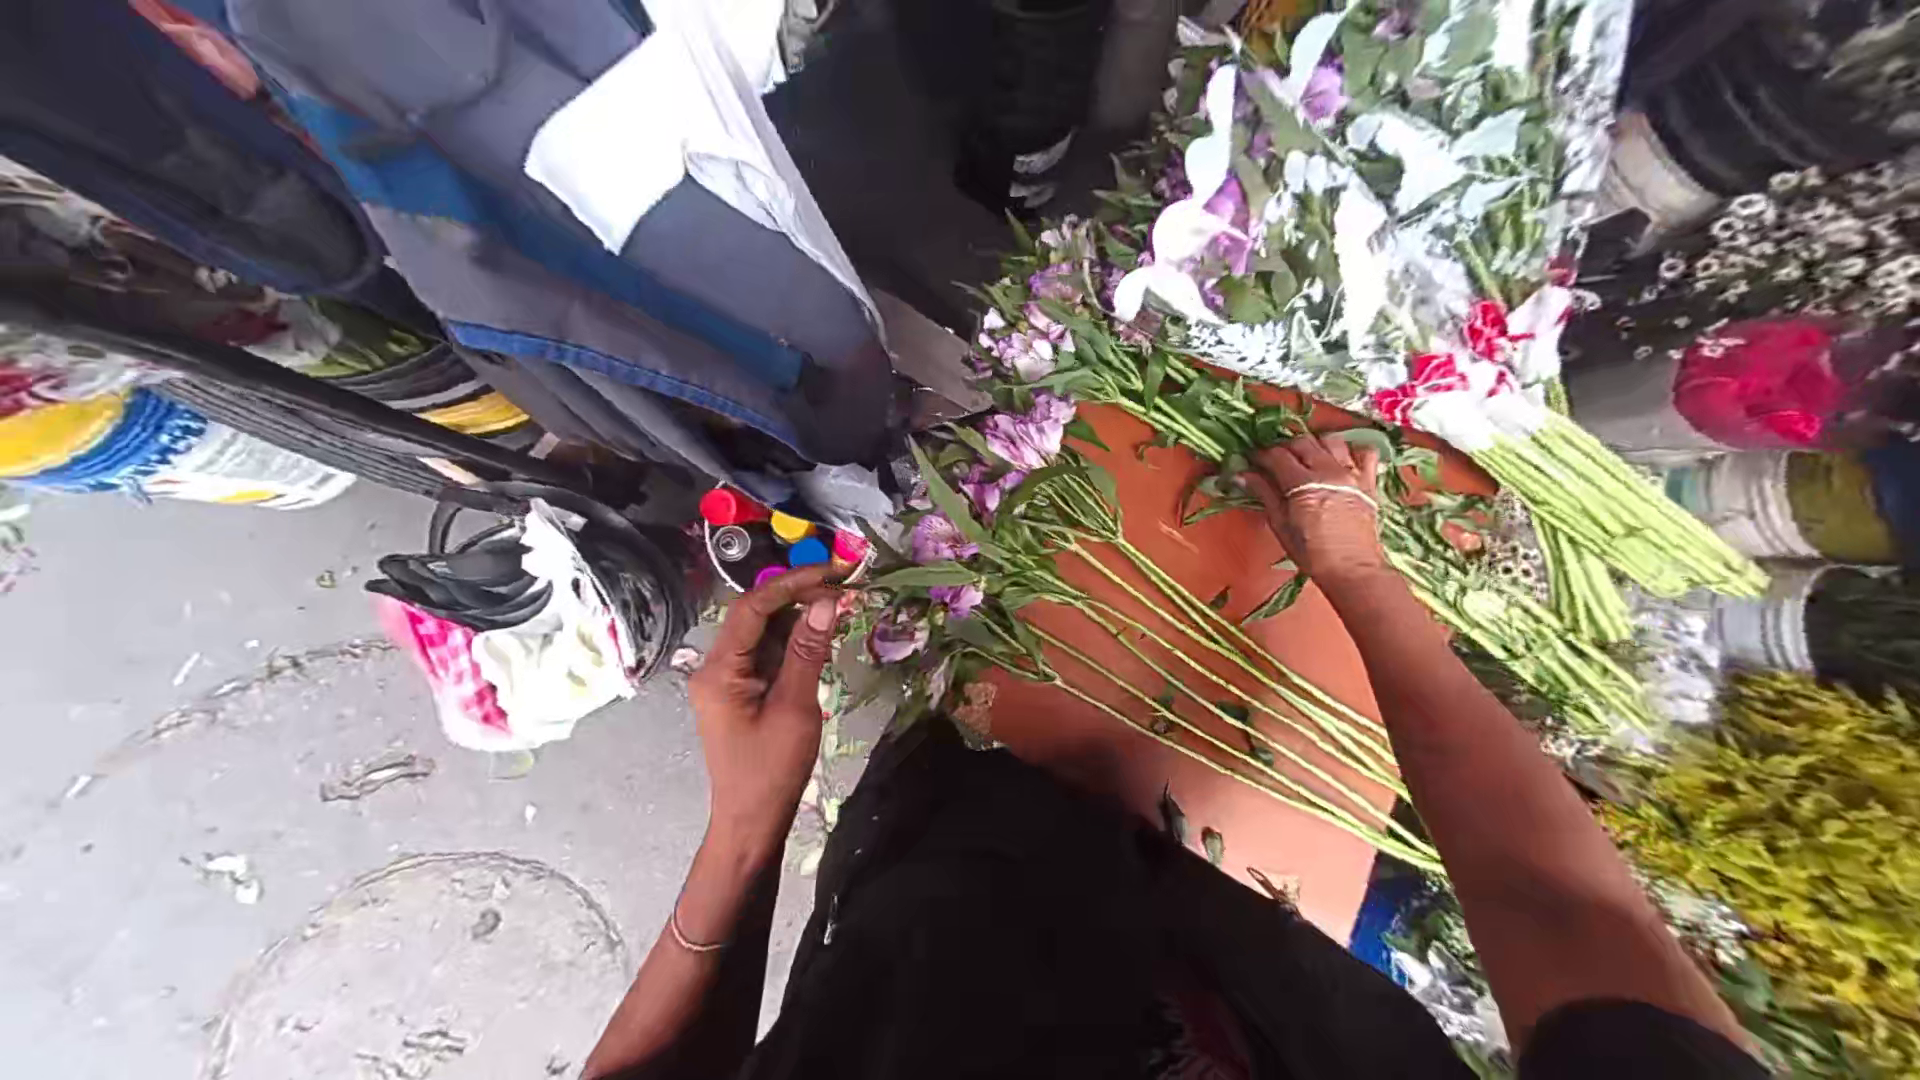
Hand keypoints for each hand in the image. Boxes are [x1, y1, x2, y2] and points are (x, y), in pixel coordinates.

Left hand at [686, 565, 840, 864]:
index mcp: (718, 670)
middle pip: (756, 615)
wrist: (752, 822)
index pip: (751, 608)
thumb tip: (827, 602)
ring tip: (839, 605)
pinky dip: (795, 641)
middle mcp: (717, 667)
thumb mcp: (794, 707)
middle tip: (842, 588)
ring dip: (799, 617)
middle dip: (798, 597)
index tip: (830, 572)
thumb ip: (807, 651)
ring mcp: (729, 678)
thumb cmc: (771, 770)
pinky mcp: (743, 689)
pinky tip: (822, 636)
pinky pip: (769, 652)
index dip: (791, 583)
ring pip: (764, 632)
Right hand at [1238, 433, 1389, 589]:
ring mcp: (1352, 473)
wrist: (1351, 567)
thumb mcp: (1280, 523)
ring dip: (1315, 443)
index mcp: (1303, 484)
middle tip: (1274, 459)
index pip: (1276, 456)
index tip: (1250, 459)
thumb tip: (1242, 474)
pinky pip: (1365, 452)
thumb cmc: (1310, 551)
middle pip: (1302, 442)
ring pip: (1331, 440)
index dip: (1259, 455)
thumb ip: (1263, 493)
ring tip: (1306, 456)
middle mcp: (1329, 471)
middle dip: (1284, 446)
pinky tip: (1340, 460)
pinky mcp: (1369, 480)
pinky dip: (1351, 450)